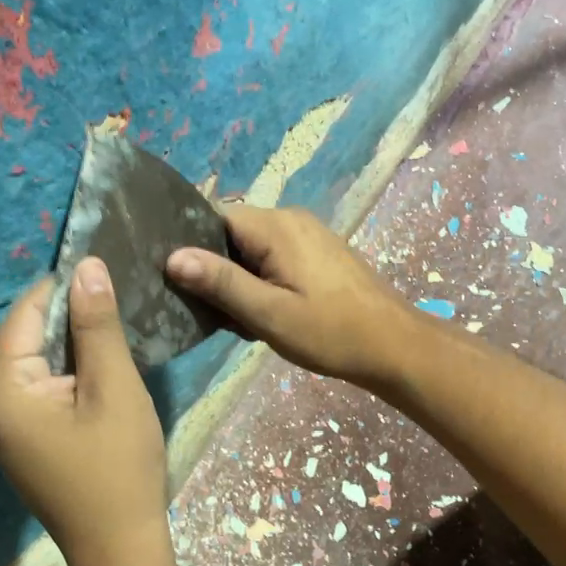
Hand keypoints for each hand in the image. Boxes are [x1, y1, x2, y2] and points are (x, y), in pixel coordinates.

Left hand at [0, 258, 169, 565]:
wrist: (116, 548)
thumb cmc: (118, 467)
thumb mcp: (113, 388)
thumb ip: (96, 324)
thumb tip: (86, 266)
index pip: (26, 313)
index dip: (65, 287)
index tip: (104, 266)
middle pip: (25, 335)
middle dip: (68, 317)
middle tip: (115, 298)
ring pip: (32, 360)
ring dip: (69, 344)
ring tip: (112, 328)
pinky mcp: (12, 438)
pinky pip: (34, 386)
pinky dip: (63, 372)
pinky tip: (97, 368)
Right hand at [166, 204, 416, 387]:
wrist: (395, 348)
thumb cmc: (330, 332)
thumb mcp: (268, 313)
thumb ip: (221, 282)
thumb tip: (172, 257)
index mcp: (276, 226)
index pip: (212, 217)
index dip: (189, 244)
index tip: (170, 276)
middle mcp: (289, 219)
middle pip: (230, 233)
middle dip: (213, 268)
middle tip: (203, 307)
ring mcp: (306, 235)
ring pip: (250, 248)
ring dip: (236, 280)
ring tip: (233, 317)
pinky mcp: (316, 254)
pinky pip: (271, 257)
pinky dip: (258, 282)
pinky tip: (260, 314)